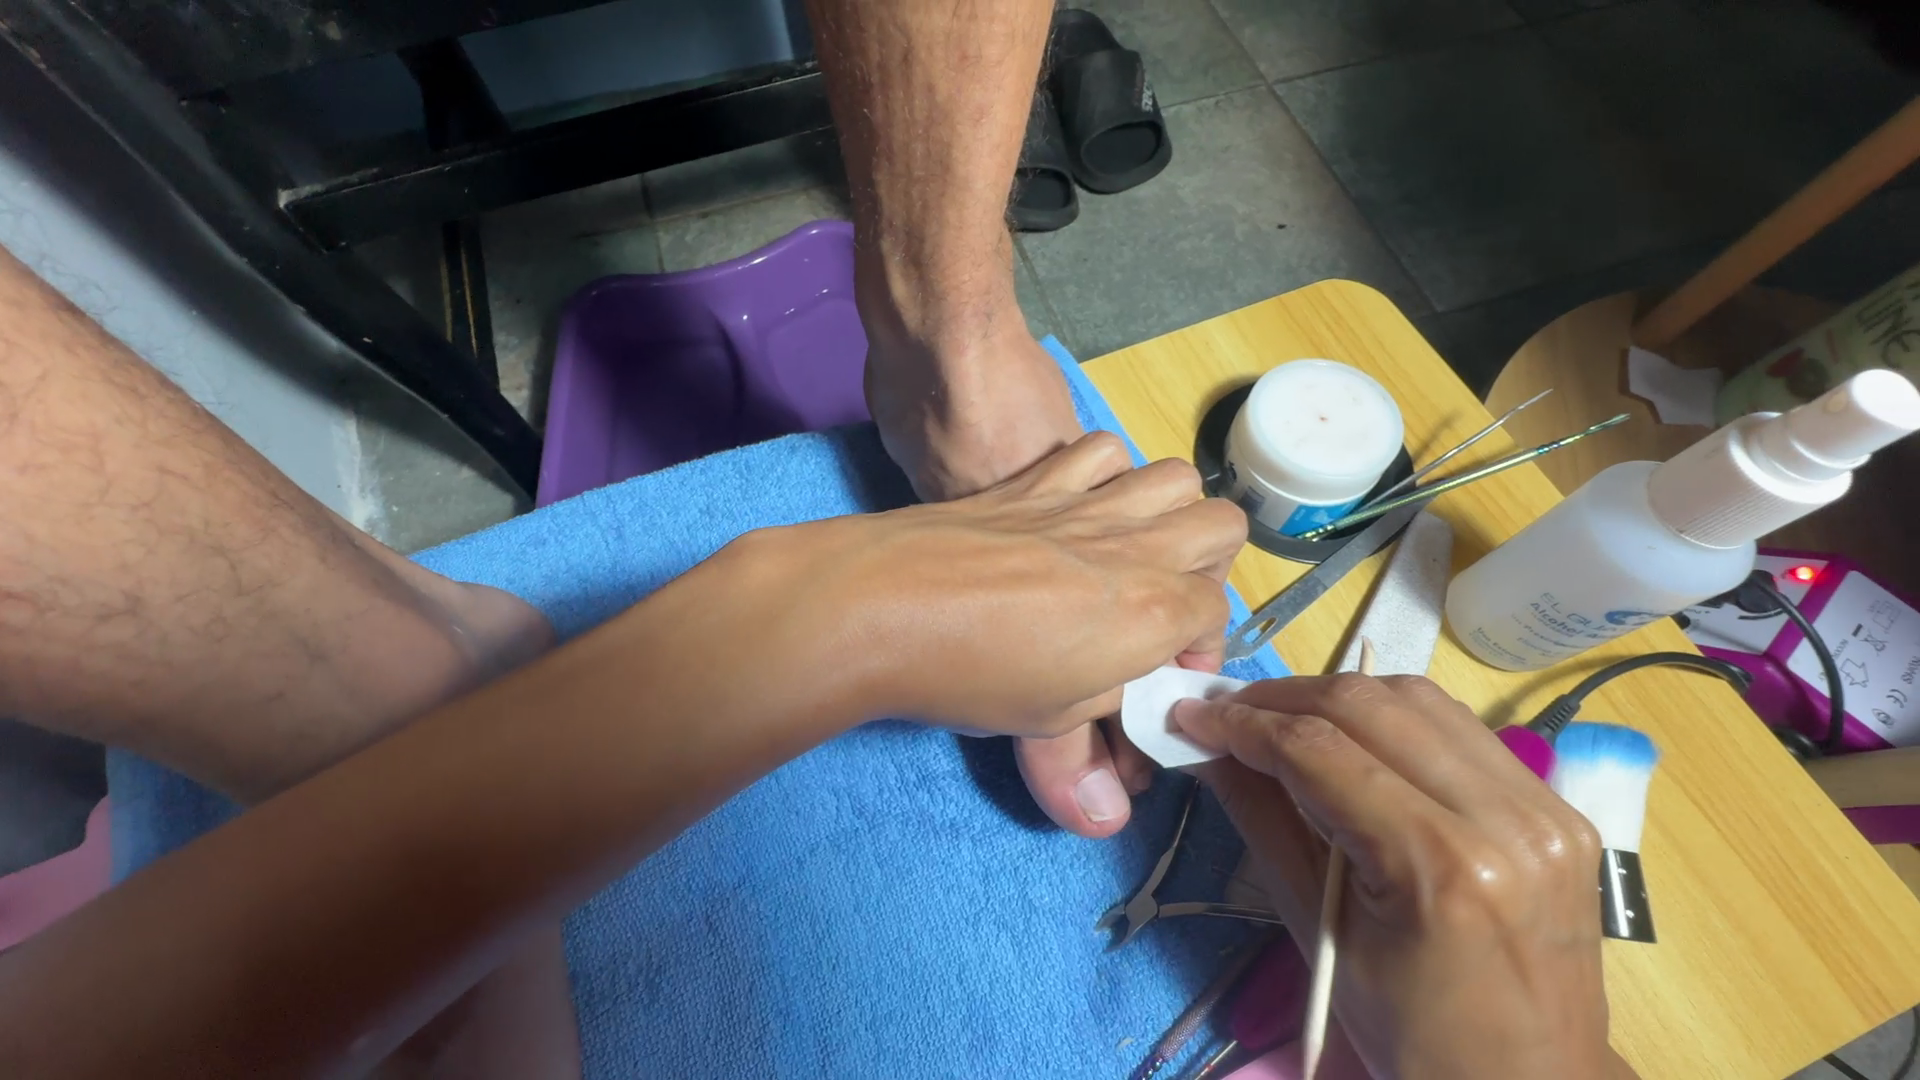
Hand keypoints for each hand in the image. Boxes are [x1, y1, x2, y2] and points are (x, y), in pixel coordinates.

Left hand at [866, 313, 1170, 834]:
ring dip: (1169, 510)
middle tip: (1161, 601)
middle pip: (1220, 526)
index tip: (1156, 674)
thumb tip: (1104, 818)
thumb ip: (1088, 748)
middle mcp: (1137, 545)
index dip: (1194, 648)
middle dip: (1207, 565)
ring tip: (1131, 548)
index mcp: (1154, 611)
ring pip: (1172, 478)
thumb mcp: (1045, 719)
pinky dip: (1107, 471)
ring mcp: (1087, 502)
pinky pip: (1099, 449)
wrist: (888, 601)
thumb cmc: (973, 672)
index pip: (1214, 613)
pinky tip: (1078, 505)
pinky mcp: (1039, 476)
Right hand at [1174, 676, 1616, 1079]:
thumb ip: (1257, 815)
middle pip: (1367, 706)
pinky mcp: (1557, 804)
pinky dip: (1387, 714)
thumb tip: (1203, 745)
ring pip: (1414, 697)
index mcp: (1440, 866)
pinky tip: (1351, 735)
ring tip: (1282, 717)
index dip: (1243, 723)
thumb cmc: (1403, 1026)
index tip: (1193, 714)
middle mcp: (1506, 820)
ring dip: (1333, 695)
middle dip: (1281, 698)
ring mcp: (1544, 806)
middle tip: (1229, 711)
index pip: (1319, 752)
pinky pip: (1454, 725)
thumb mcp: (1311, 923)